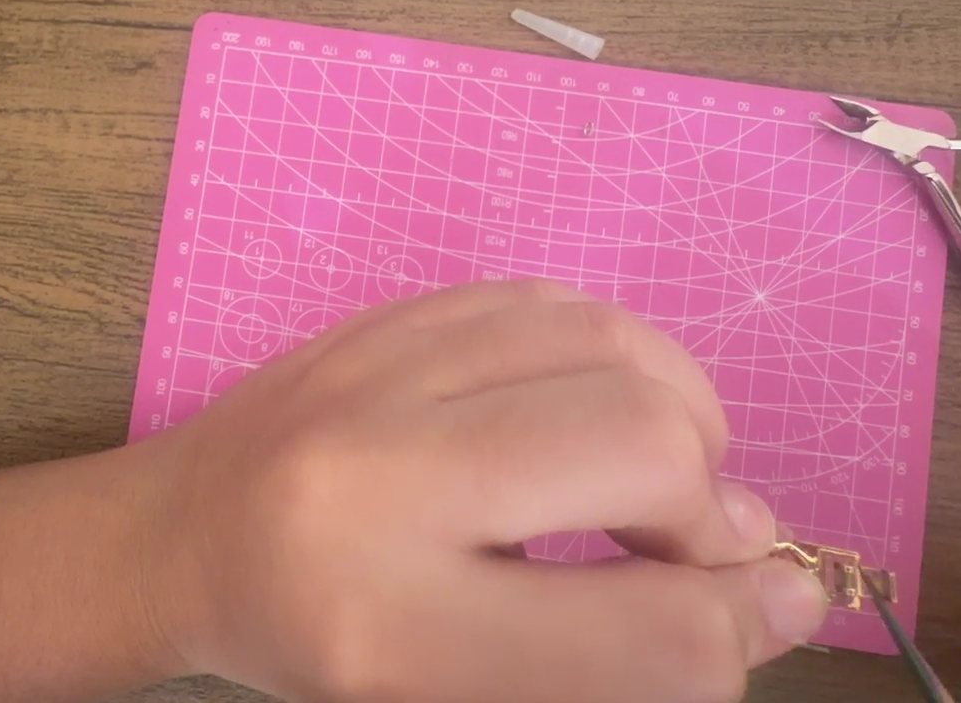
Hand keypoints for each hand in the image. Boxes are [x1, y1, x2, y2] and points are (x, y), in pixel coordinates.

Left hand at [132, 280, 827, 702]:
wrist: (187, 529)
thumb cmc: (314, 635)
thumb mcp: (449, 687)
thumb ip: (612, 656)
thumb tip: (772, 585)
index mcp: (394, 626)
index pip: (641, 638)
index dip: (742, 624)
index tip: (772, 599)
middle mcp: (382, 475)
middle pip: (638, 444)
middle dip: (706, 499)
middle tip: (685, 534)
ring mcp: (378, 368)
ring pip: (603, 342)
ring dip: (671, 401)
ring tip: (646, 459)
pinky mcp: (383, 316)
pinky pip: (540, 297)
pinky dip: (602, 348)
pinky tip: (583, 396)